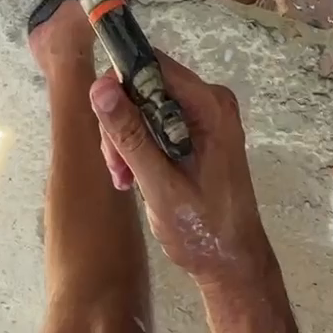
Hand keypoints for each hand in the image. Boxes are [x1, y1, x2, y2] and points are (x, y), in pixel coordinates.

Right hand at [89, 54, 279, 290]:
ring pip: (144, 103)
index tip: (101, 116)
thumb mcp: (160, 185)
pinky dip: (138, 144)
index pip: (154, 65)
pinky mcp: (196, 130)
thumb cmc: (203, 232)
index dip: (121, 82)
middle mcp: (209, 101)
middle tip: (115, 164)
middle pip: (145, 85)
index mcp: (210, 106)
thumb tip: (99, 87)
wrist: (232, 267)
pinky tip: (132, 175)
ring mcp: (204, 115)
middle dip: (121, 121)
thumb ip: (130, 135)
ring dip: (126, 137)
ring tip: (123, 176)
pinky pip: (154, 119)